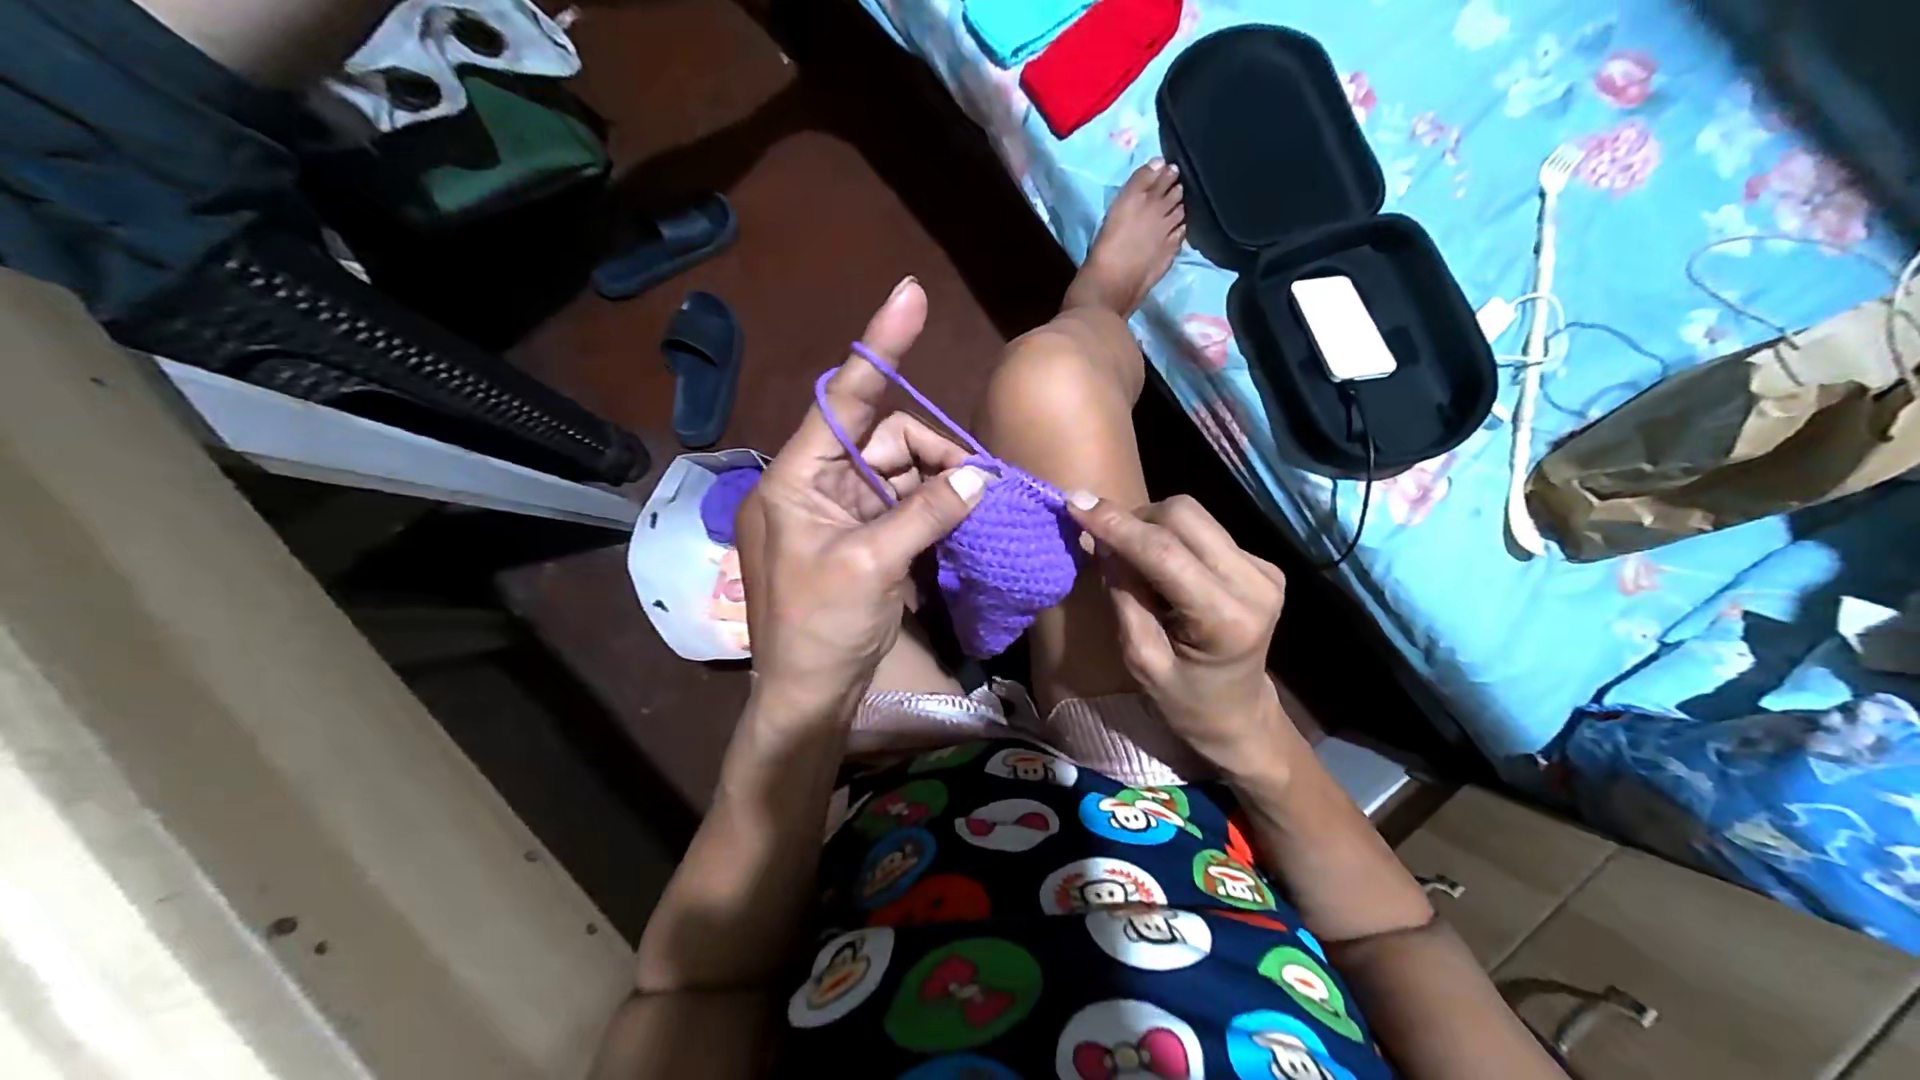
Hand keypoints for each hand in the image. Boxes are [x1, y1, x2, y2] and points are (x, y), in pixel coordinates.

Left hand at [734, 278, 989, 710]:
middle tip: (981, 480)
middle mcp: (816, 485)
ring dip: (940, 483)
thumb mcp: (873, 565)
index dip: (879, 347)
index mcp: (797, 480)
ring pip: (900, 473)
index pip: (843, 400)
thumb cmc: (821, 629)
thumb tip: (981, 475)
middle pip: (884, 440)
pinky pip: (904, 505)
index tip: (909, 295)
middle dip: (934, 453)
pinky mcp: (861, 538)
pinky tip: (962, 516)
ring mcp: (840, 512)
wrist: (809, 696)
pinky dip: (934, 508)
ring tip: (978, 503)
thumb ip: (927, 512)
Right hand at [1066, 493, 1289, 769]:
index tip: (1075, 504)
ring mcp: (1264, 568)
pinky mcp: (1261, 562)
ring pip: (1193, 515)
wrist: (1239, 713)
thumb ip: (1122, 597)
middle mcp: (1255, 583)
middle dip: (1134, 521)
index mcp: (1226, 618)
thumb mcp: (1140, 660)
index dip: (1117, 524)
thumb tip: (1102, 540)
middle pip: (1183, 516)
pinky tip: (1164, 570)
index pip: (1165, 553)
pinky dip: (1171, 538)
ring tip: (1135, 564)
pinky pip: (1203, 529)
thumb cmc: (1185, 700)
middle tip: (1107, 547)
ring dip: (1151, 526)